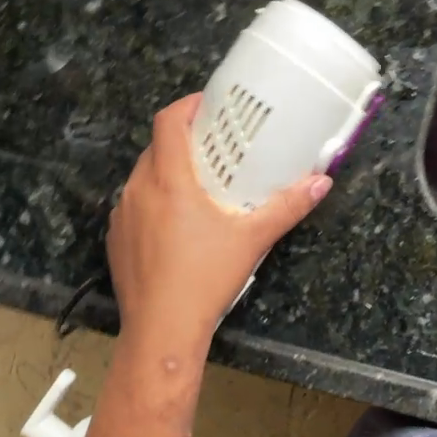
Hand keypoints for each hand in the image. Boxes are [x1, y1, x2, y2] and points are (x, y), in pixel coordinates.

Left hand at [107, 94, 331, 348]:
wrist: (161, 330)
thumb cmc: (206, 278)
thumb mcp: (252, 239)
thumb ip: (287, 207)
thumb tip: (321, 183)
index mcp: (168, 180)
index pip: (168, 121)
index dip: (187, 106)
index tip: (209, 106)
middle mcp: (138, 190)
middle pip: (156, 147)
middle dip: (182, 141)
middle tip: (214, 147)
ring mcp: (122, 216)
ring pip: (142, 177)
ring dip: (166, 172)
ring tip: (197, 185)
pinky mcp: (116, 240)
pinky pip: (133, 207)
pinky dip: (153, 203)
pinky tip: (176, 226)